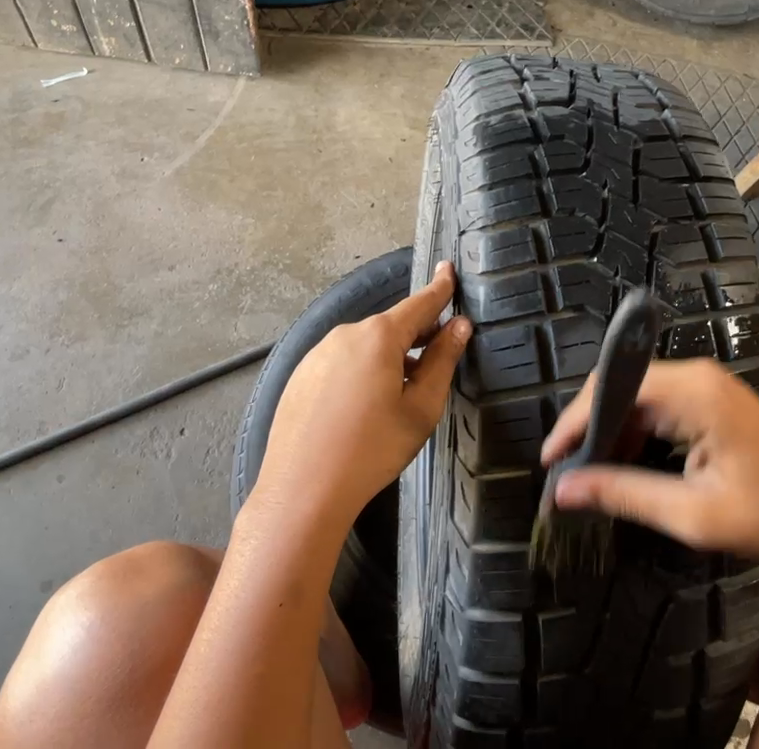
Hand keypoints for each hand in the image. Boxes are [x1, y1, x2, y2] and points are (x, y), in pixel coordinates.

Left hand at [254, 260, 471, 529]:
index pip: (419, 304)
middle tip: (438, 352)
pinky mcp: (299, 376)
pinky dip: (360, 372)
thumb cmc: (372, 450)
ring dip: (387, 358)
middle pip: (390, 327)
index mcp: (378, 337)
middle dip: (415, 335)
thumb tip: (459, 326)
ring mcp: (317, 354)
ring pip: (363, 347)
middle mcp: (345, 335)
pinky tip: (363, 408)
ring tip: (400, 394)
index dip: (439, 289)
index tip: (449, 269)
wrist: (303, 489)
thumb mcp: (420, 409)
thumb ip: (442, 361)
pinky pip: (340, 364)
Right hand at [540, 359, 758, 561]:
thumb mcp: (692, 514)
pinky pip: (658, 404)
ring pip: (637, 395)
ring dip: (611, 430)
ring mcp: (707, 385)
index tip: (550, 460)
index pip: (614, 388)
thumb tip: (563, 490)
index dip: (576, 422)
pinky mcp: (712, 399)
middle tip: (565, 471)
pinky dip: (635, 431)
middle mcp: (698, 376)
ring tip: (587, 471)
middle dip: (589, 427)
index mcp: (696, 393)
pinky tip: (623, 463)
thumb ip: (624, 494)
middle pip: (622, 386)